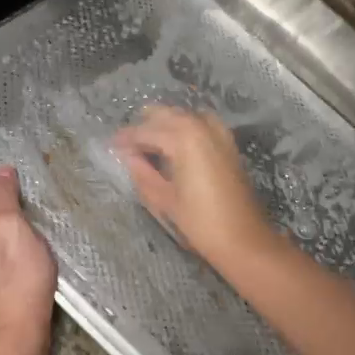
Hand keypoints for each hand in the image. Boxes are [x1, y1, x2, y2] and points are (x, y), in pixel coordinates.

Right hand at [112, 106, 275, 265]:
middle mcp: (202, 127)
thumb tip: (128, 156)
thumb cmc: (199, 221)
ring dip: (166, 123)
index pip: (147, 131)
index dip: (127, 137)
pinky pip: (202, 123)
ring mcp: (219, 134)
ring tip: (149, 140)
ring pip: (185, 116)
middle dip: (146, 125)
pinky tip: (175, 143)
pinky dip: (185, 126)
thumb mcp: (163, 199)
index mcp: (183, 139)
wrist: (243, 238)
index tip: (111, 144)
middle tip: (128, 142)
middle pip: (167, 115)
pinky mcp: (228, 145)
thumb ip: (142, 173)